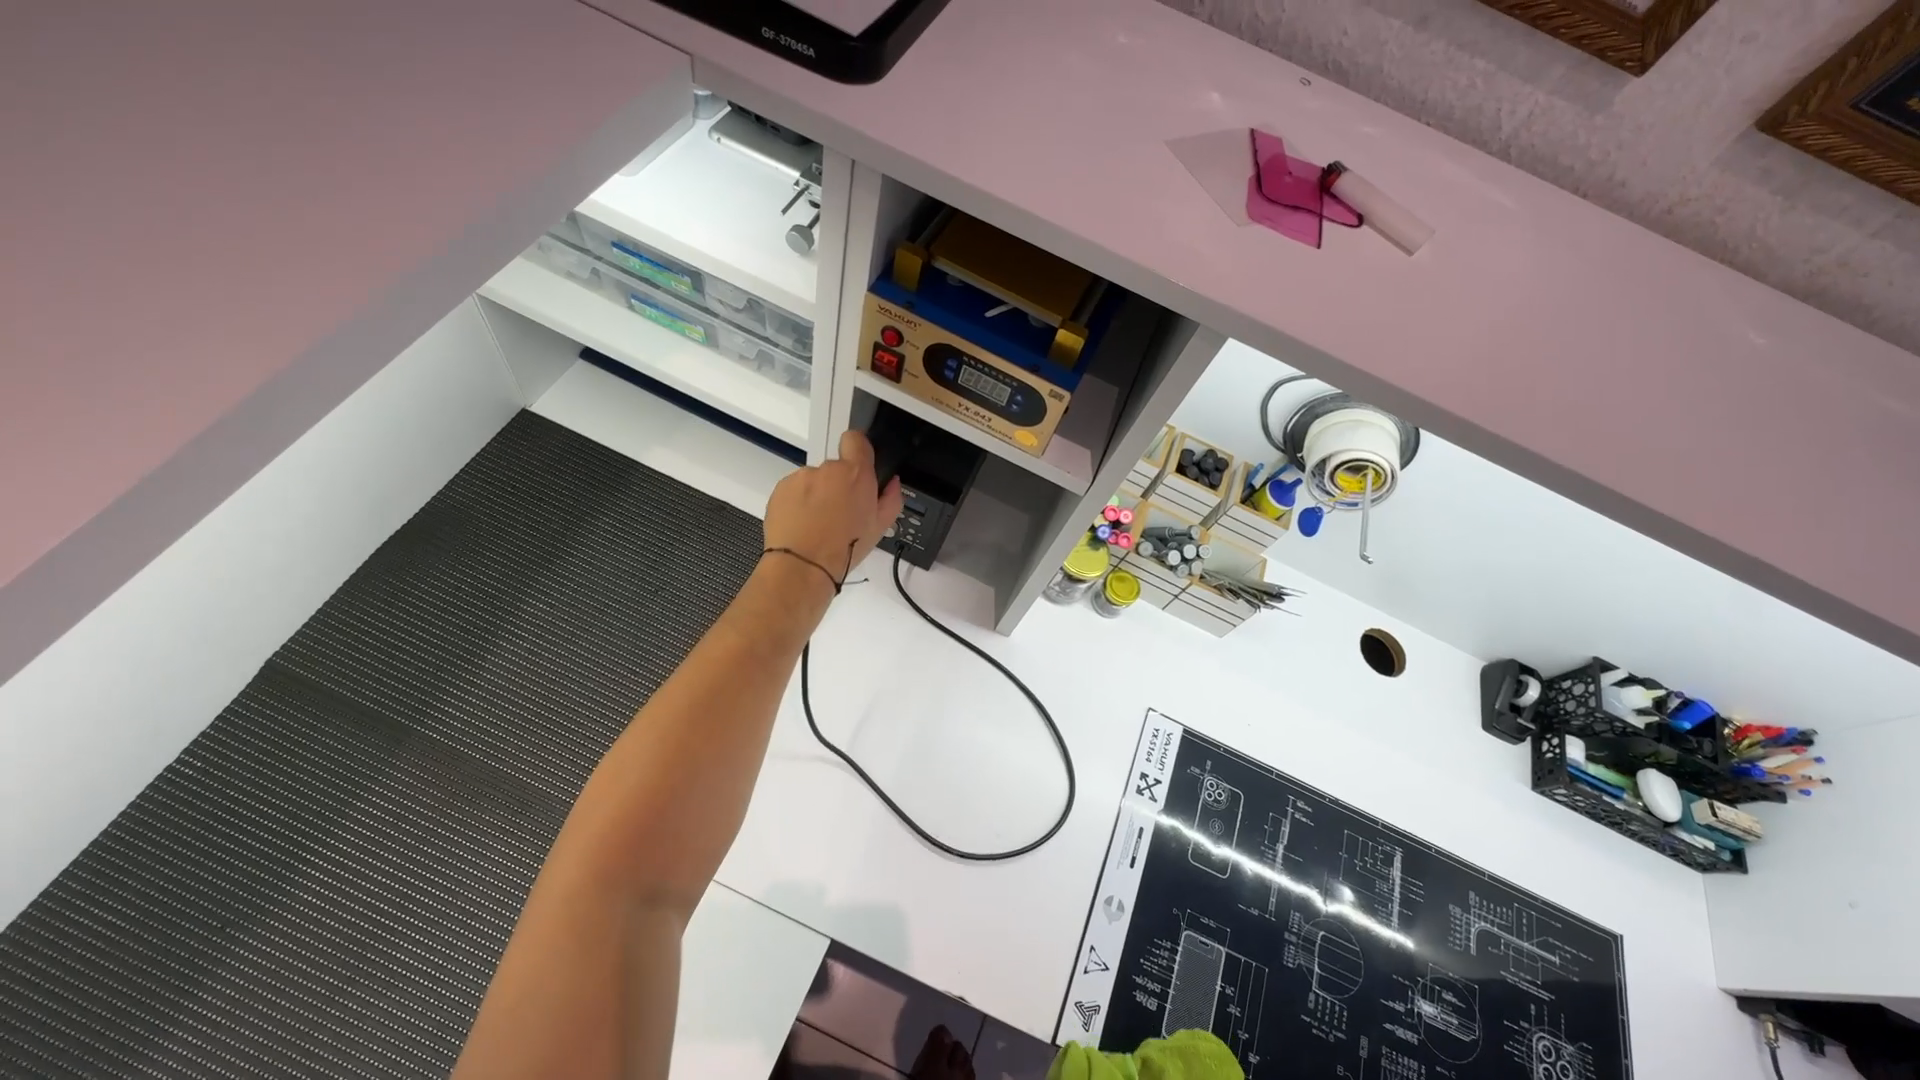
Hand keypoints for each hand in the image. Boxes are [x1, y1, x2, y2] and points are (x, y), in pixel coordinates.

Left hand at [763, 430, 903, 583]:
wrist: (802, 565)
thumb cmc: (841, 550)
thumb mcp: (880, 528)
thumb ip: (891, 498)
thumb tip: (892, 485)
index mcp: (856, 474)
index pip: (856, 440)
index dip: (858, 450)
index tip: (858, 464)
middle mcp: (828, 470)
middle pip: (835, 468)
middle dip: (838, 485)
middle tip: (841, 512)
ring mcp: (802, 478)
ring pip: (814, 481)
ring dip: (817, 496)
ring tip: (820, 524)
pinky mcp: (782, 488)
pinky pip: (794, 490)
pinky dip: (798, 503)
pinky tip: (804, 525)